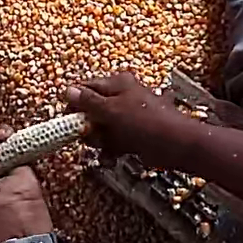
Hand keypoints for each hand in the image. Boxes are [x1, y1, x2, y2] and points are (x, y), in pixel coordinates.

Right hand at [64, 73, 194, 167]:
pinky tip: (111, 158)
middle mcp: (121, 97)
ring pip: (101, 128)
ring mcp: (127, 117)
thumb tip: (67, 90)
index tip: (66, 119)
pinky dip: (110, 150)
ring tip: (105, 147)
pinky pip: (113, 141)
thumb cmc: (144, 122)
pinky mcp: (132, 135)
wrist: (177, 145)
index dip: (74, 103)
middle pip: (91, 111)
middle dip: (88, 126)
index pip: (86, 88)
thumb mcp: (112, 110)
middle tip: (90, 136)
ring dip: (99, 141)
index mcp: (117, 84)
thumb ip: (88, 101)